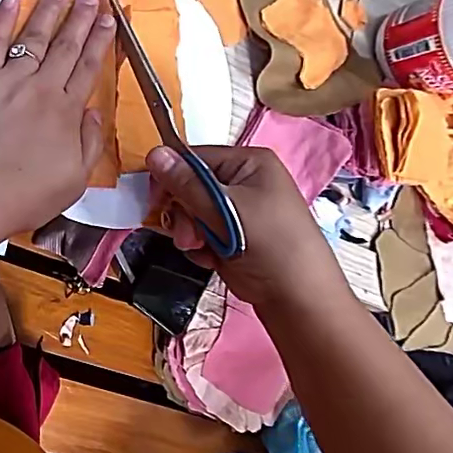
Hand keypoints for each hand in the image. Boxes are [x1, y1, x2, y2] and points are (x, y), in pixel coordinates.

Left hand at [0, 0, 115, 233]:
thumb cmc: (23, 196)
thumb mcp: (74, 180)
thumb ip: (89, 144)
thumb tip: (95, 113)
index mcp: (66, 112)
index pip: (88, 68)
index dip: (100, 41)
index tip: (108, 19)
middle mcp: (41, 88)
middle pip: (66, 46)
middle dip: (80, 18)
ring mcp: (8, 81)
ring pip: (34, 37)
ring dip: (48, 11)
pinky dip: (3, 20)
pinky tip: (12, 1)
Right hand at [146, 145, 344, 306]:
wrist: (298, 298)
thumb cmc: (271, 245)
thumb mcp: (224, 210)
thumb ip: (186, 184)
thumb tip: (154, 154)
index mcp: (249, 163)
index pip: (195, 159)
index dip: (172, 178)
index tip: (156, 200)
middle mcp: (243, 182)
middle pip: (190, 187)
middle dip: (185, 213)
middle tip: (188, 236)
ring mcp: (237, 210)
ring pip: (192, 213)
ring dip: (191, 233)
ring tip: (203, 249)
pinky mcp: (232, 235)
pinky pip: (200, 233)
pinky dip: (200, 247)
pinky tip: (212, 258)